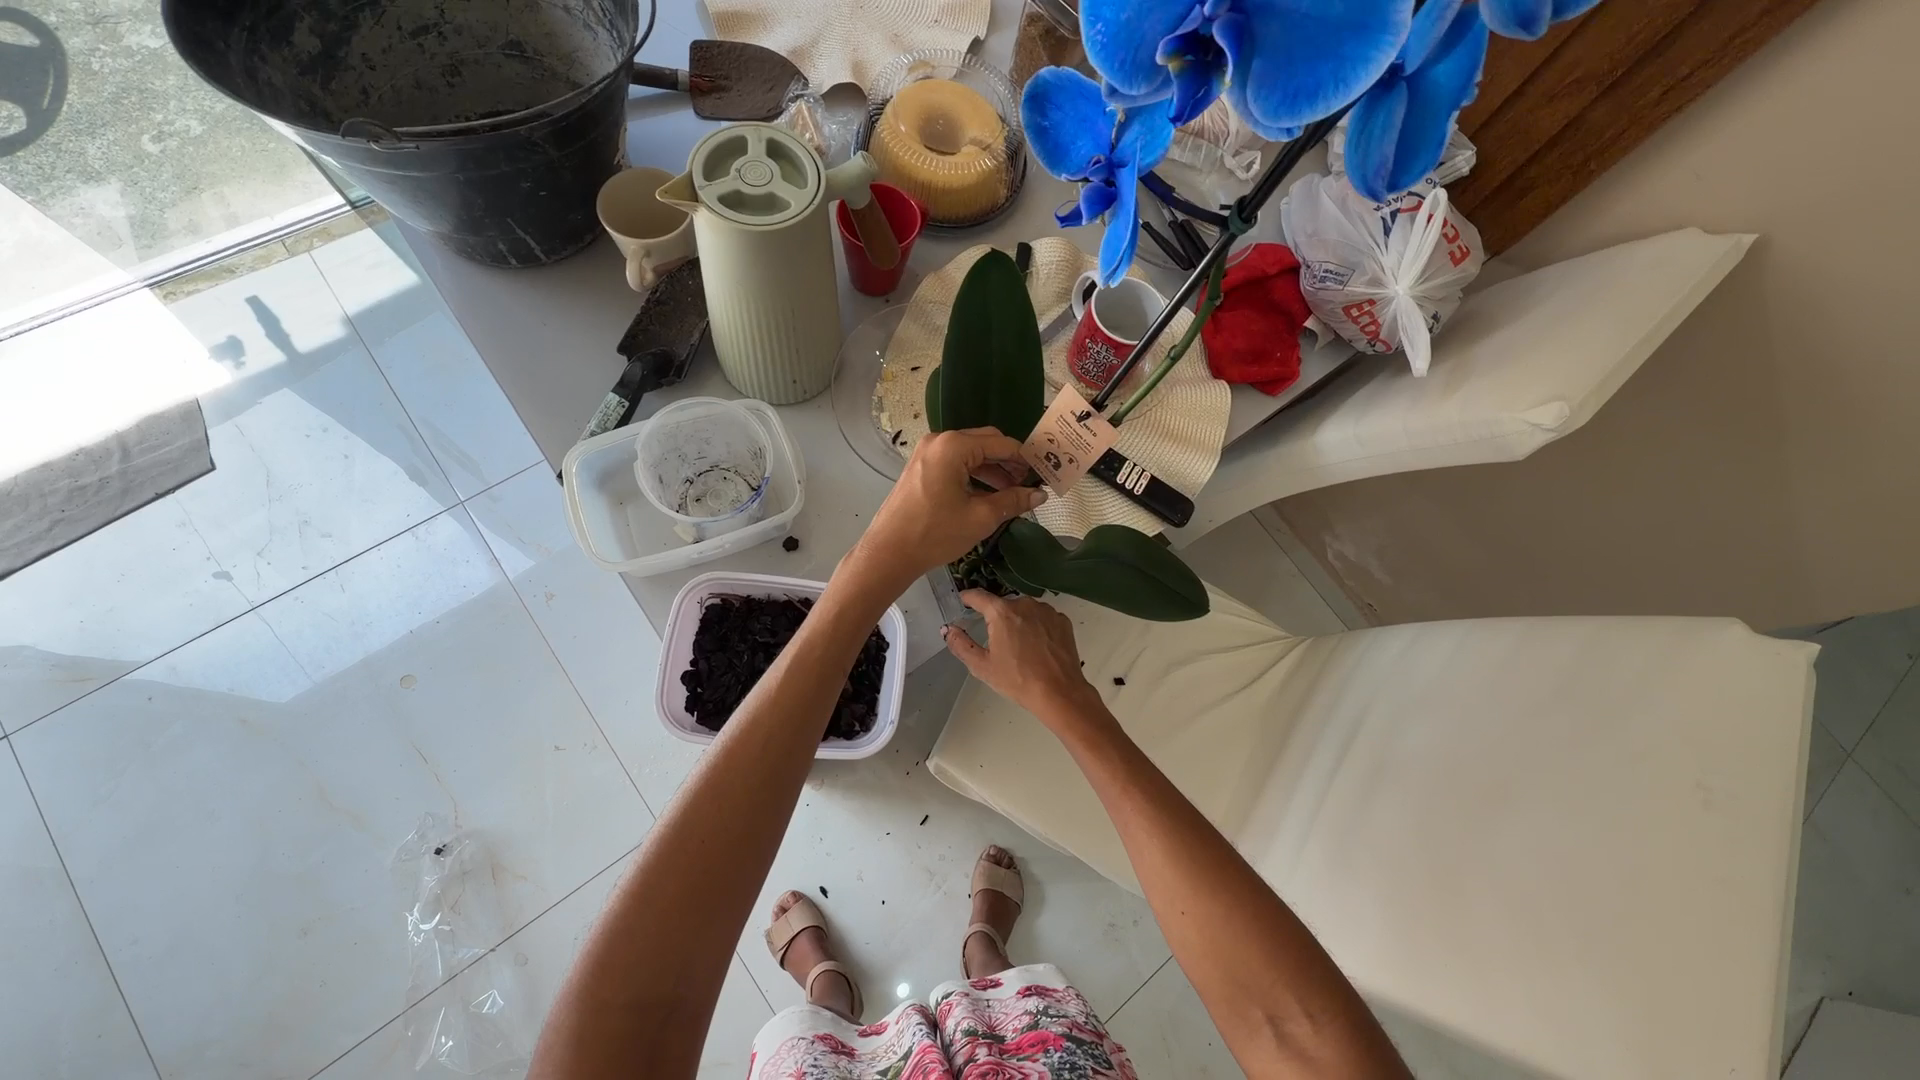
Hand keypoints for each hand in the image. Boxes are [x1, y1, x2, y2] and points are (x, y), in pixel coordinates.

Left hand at [845, 428, 1046, 593]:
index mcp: (954, 446)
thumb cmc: (935, 533)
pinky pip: (956, 463)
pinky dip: (975, 475)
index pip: (1001, 443)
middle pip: (985, 442)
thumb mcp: (980, 518)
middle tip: (1030, 482)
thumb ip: (1012, 501)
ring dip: (993, 470)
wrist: (889, 552)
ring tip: (1013, 492)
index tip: (1043, 472)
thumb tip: (1039, 495)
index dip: (1025, 458)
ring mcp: (927, 454)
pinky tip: (989, 495)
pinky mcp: (921, 468)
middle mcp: (939, 441)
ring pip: (970, 454)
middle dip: (1009, 462)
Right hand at [944, 590, 1106, 729]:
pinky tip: (1039, 647)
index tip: (964, 599)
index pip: (978, 596)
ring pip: (1025, 611)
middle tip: (998, 642)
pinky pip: (1043, 618)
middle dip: (997, 618)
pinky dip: (1038, 627)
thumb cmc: (1018, 680)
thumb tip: (948, 629)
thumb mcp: (982, 666)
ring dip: (1019, 622)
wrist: (1059, 692)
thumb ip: (960, 644)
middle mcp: (1024, 604)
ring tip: (1021, 648)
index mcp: (1001, 612)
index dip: (968, 597)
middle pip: (1003, 605)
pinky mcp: (1062, 620)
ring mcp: (1046, 611)